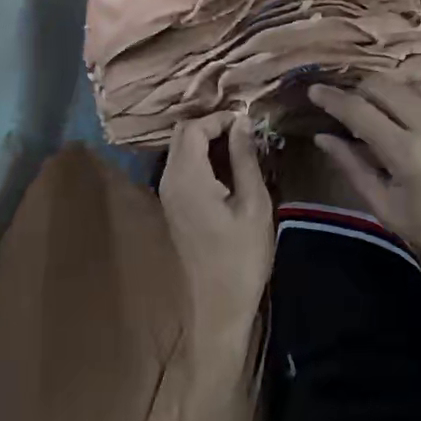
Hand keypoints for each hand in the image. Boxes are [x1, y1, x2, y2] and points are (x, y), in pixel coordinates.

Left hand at [161, 114, 273, 336]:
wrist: (220, 302)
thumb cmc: (242, 254)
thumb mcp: (253, 202)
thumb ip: (244, 157)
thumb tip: (242, 121)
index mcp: (187, 178)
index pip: (194, 128)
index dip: (219, 117)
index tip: (248, 121)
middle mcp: (169, 180)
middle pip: (182, 134)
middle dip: (211, 124)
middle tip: (245, 130)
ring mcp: (167, 193)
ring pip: (180, 148)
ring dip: (206, 139)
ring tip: (241, 144)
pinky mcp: (173, 203)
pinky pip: (182, 165)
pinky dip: (201, 155)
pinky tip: (227, 164)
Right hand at [308, 76, 420, 289]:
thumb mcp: (392, 210)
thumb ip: (354, 168)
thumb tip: (323, 137)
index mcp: (407, 150)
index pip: (357, 109)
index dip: (331, 97)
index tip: (315, 90)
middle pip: (382, 84)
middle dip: (361, 90)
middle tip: (354, 108)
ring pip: (411, 86)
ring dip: (394, 98)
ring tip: (395, 123)